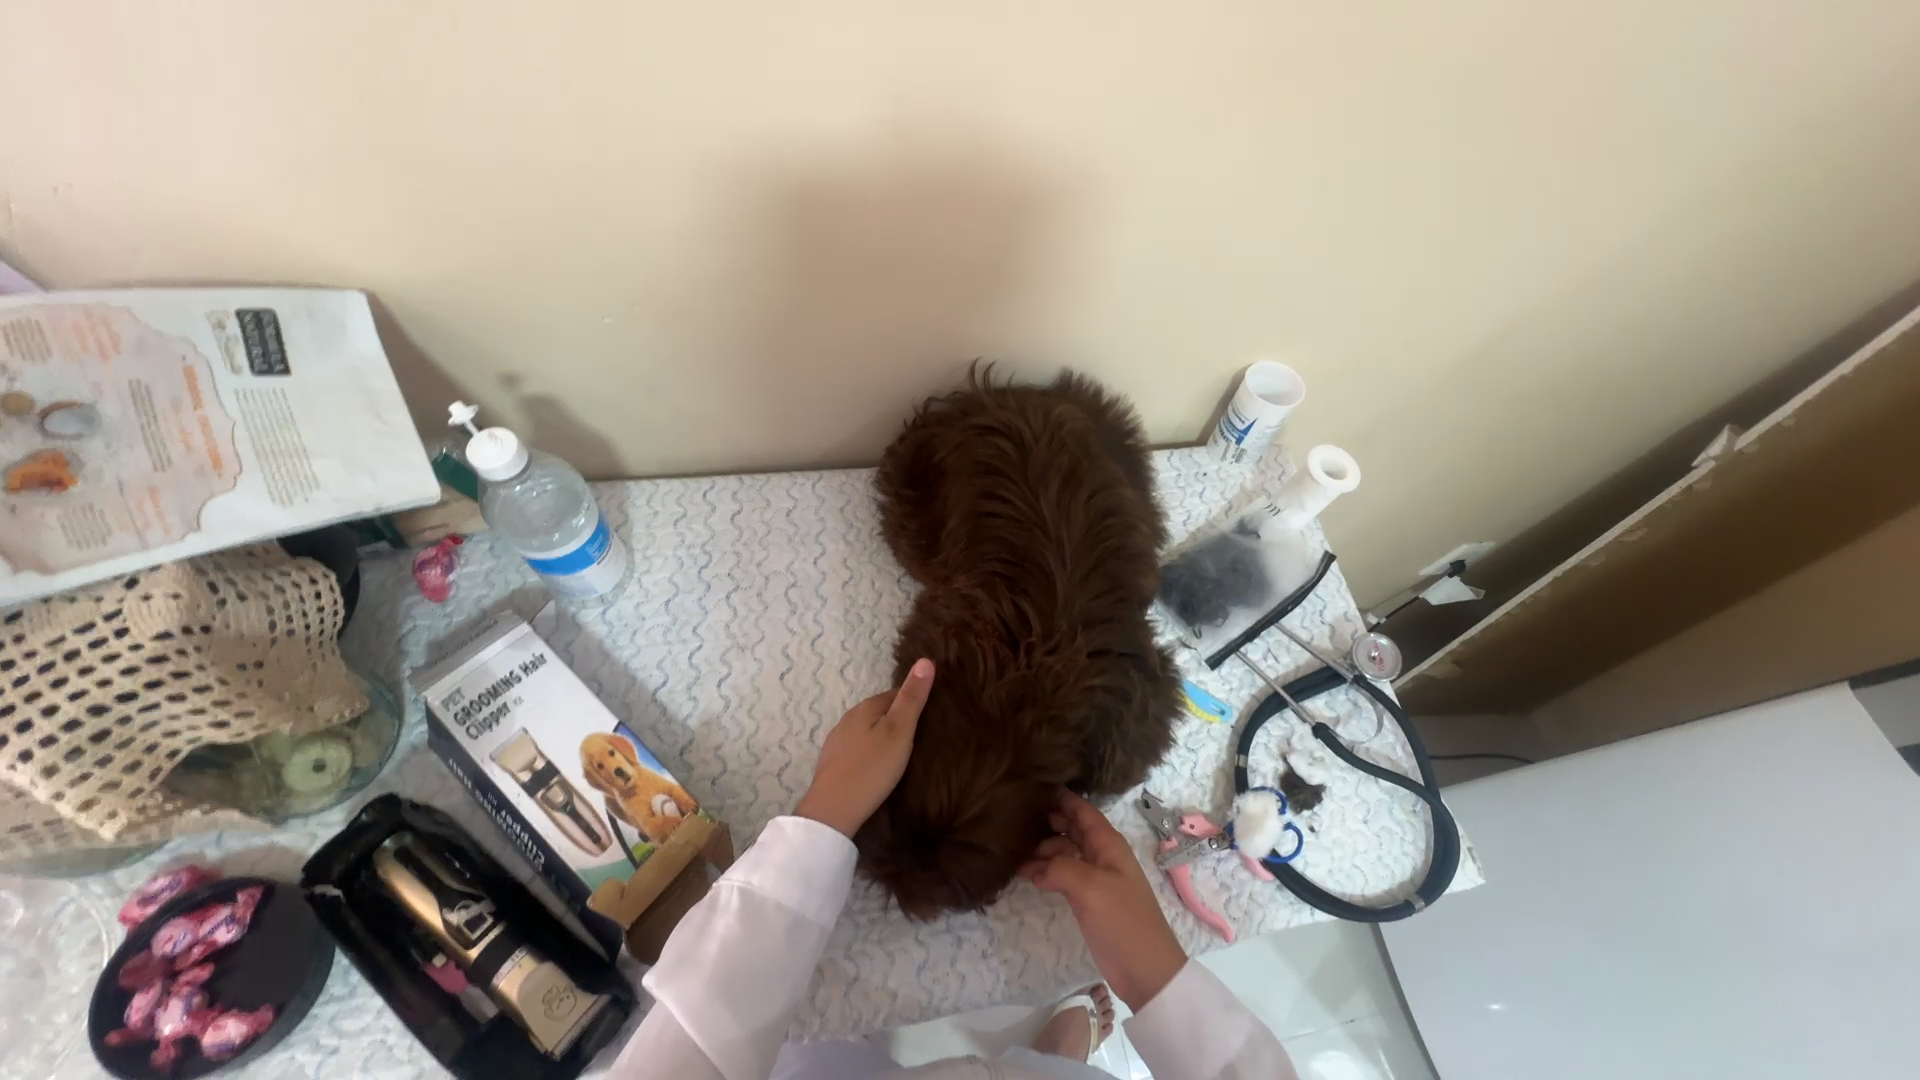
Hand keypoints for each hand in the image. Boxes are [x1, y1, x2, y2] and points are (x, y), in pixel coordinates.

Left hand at [794, 659, 934, 837]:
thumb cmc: (872, 768)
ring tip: (902, 754)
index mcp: (867, 707)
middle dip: (899, 719)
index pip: (897, 693)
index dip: (915, 702)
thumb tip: (925, 659)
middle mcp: (849, 717)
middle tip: (921, 737)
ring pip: (868, 729)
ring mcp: (838, 739)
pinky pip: (858, 747)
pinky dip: (870, 751)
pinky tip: (878, 766)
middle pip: (881, 711)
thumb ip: (912, 698)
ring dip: (883, 736)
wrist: (833, 809)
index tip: (931, 716)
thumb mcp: (899, 732)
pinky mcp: (833, 760)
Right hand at [1020, 790, 1188, 1011]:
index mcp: (1108, 843)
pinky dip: (1044, 871)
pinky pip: (1062, 873)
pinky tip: (1024, 873)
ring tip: (1014, 853)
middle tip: (1013, 820)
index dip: (1060, 797)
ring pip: (1064, 851)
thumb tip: (1032, 866)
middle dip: (1045, 822)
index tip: (1030, 788)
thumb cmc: (1123, 921)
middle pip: (1070, 828)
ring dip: (1042, 850)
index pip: (1081, 809)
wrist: (1145, 970)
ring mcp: (1094, 876)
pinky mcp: (1086, 898)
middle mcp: (1100, 854)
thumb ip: (1059, 867)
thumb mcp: (1090, 888)